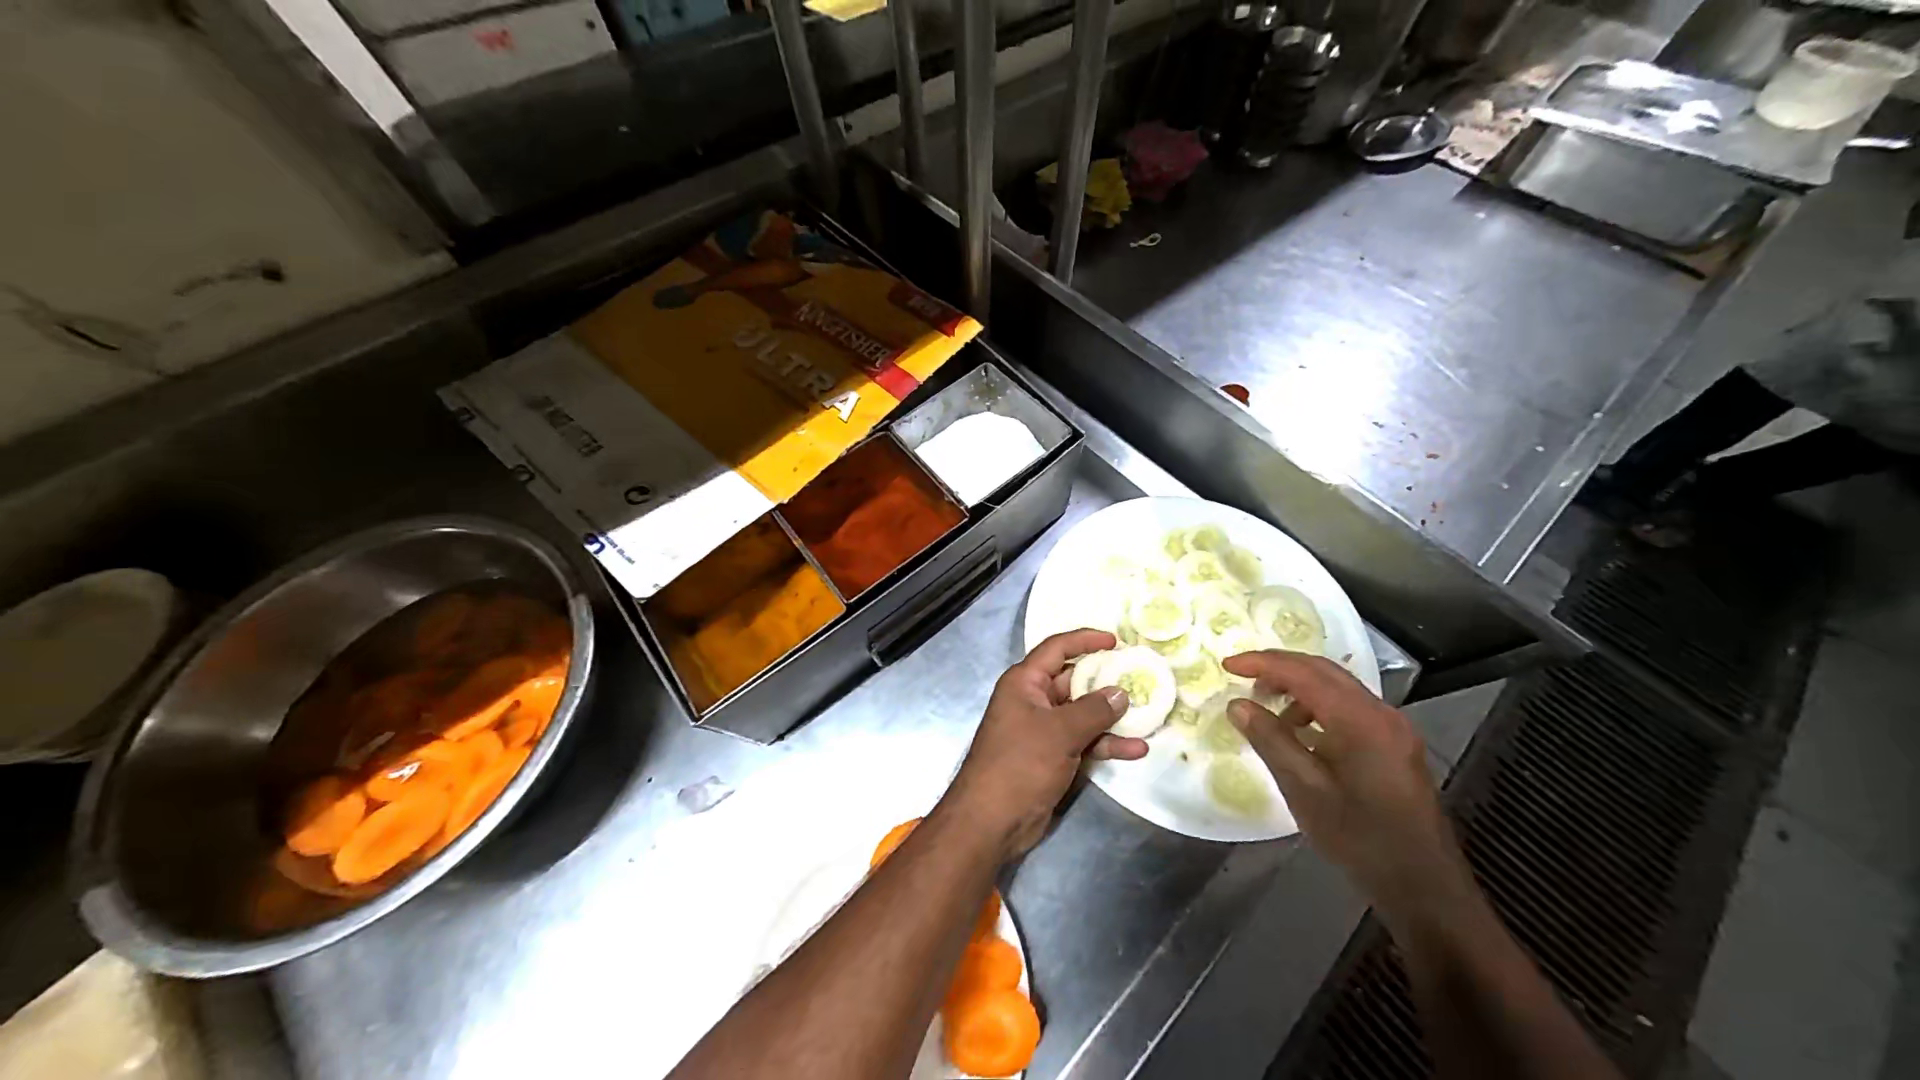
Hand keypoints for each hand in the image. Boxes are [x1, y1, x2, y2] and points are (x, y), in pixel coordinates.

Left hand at [943, 630, 1149, 858]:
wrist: (993, 820)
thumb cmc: (1020, 763)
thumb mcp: (1060, 731)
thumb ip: (1093, 710)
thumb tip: (1120, 693)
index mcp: (1024, 682)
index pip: (1056, 649)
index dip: (1084, 640)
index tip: (1116, 641)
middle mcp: (1033, 700)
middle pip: (1074, 681)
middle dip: (1106, 681)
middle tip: (1142, 679)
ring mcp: (1043, 730)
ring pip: (1083, 714)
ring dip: (1112, 717)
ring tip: (1149, 715)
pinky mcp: (1052, 756)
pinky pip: (1084, 741)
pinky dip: (1106, 744)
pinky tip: (1136, 749)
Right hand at [1222, 651, 1471, 913]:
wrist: (1423, 886)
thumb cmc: (1359, 838)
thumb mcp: (1304, 789)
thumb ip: (1270, 740)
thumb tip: (1237, 705)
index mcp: (1361, 720)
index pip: (1304, 673)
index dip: (1262, 663)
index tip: (1227, 666)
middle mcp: (1382, 714)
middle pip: (1324, 671)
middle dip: (1279, 668)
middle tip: (1242, 677)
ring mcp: (1394, 729)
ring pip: (1338, 688)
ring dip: (1298, 687)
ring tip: (1266, 709)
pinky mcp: (1396, 745)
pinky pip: (1350, 708)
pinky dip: (1318, 707)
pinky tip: (1299, 732)